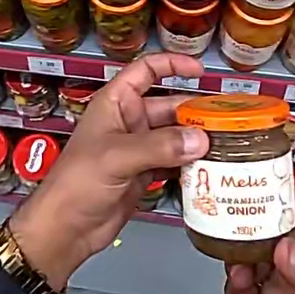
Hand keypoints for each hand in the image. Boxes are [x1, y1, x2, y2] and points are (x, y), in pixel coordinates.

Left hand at [9, 53, 207, 290]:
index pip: (145, 71)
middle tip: (227, 120)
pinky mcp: (144, 173)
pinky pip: (174, 161)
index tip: (200, 71)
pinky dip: (191, 164)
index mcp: (115, 103)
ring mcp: (137, 148)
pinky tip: (211, 169)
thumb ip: (159, 146)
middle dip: (195, 111)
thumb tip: (201, 139)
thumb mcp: (117, 157)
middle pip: (168, 106)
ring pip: (174, 135)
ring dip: (197, 139)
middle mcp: (128, 121)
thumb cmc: (78, 182)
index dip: (171, 65)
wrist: (66, 228)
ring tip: (228, 144)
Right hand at [224, 193, 294, 293]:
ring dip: (236, 255)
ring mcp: (281, 288)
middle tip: (227, 216)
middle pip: (265, 227)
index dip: (278, 190)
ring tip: (237, 266)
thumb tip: (285, 248)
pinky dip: (234, 286)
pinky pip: (239, 288)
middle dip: (246, 220)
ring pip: (247, 254)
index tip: (255, 176)